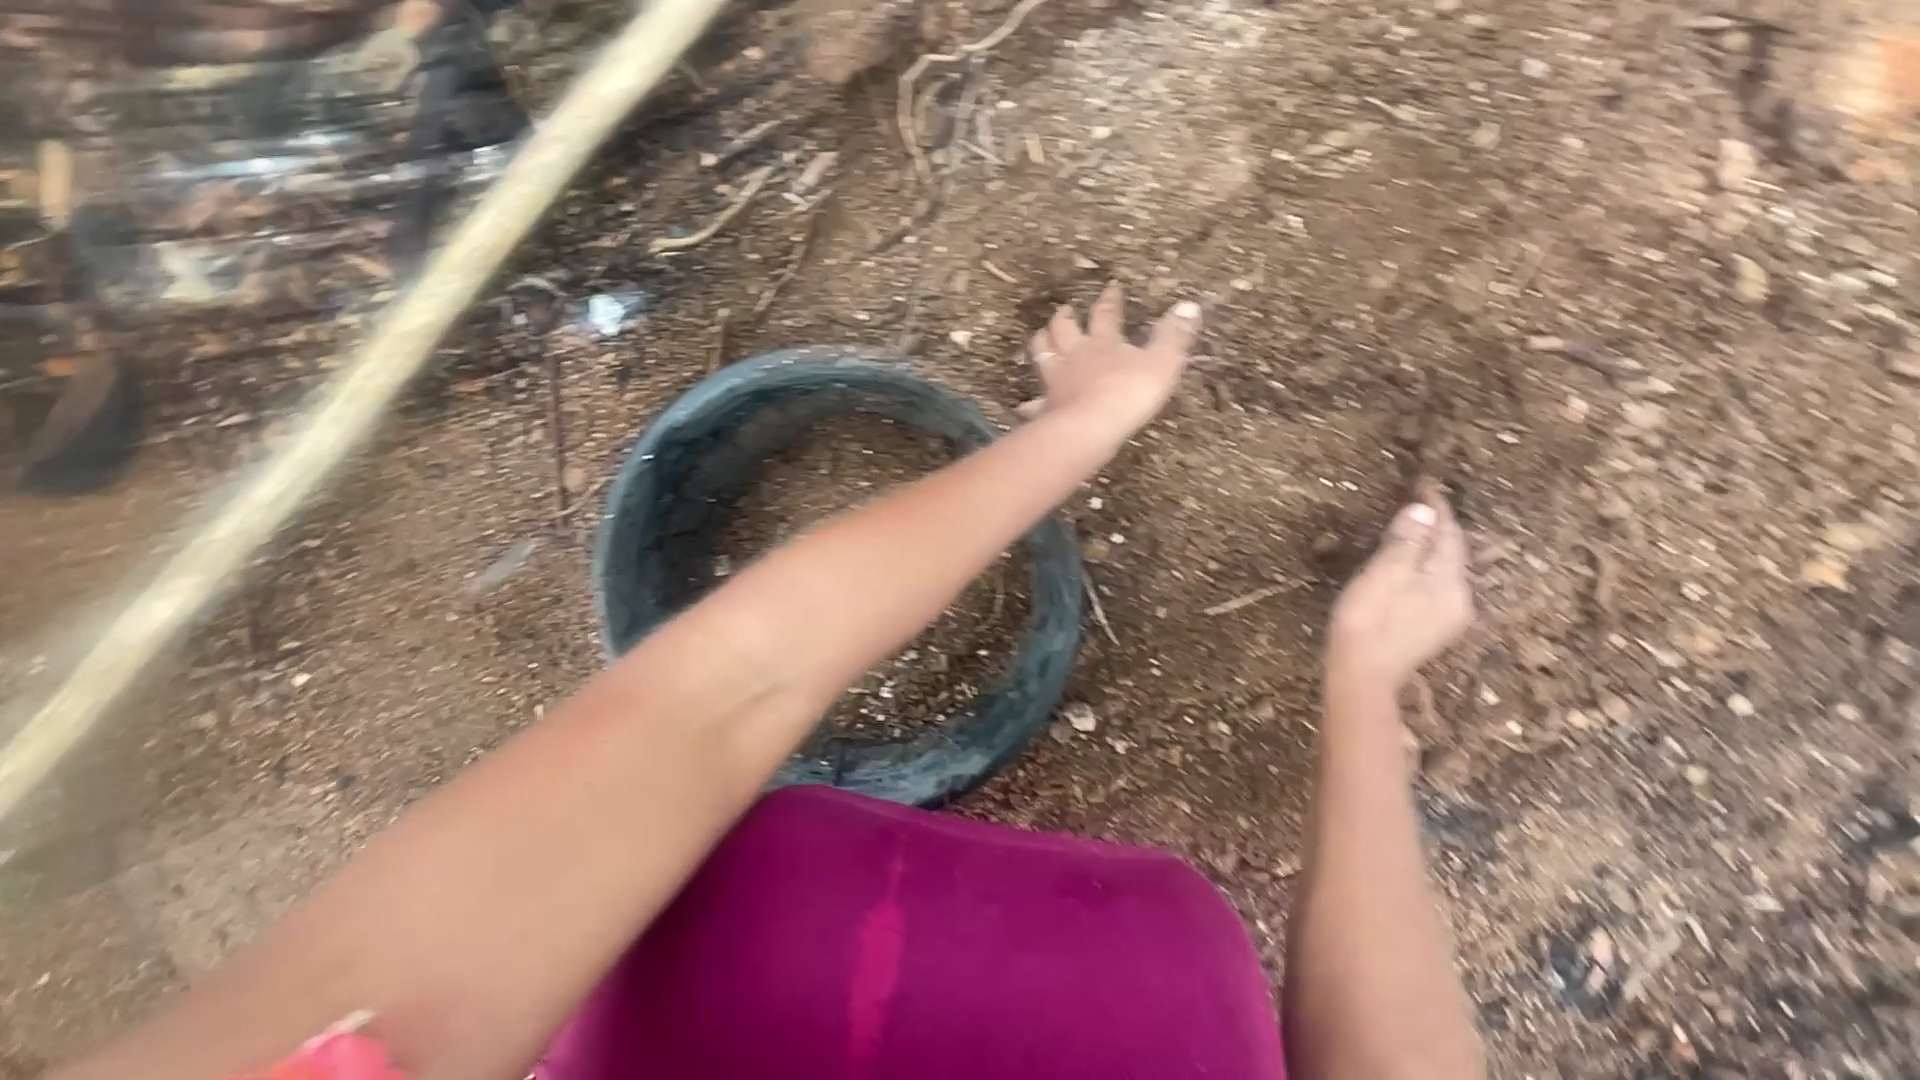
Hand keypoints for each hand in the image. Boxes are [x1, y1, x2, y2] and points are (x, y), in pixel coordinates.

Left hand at [1019, 282, 1199, 440]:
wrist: (1091, 426)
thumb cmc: (1130, 393)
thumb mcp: (1162, 361)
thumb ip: (1174, 335)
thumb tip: (1189, 305)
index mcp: (1103, 342)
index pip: (1106, 313)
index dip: (1109, 299)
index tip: (1111, 285)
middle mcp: (1075, 356)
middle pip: (1064, 329)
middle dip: (1064, 317)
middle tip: (1064, 309)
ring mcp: (1056, 381)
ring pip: (1043, 355)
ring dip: (1042, 344)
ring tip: (1041, 337)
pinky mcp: (1048, 408)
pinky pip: (1035, 405)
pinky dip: (1030, 405)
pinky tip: (1023, 407)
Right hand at [1327, 481, 1473, 691]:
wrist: (1361, 678)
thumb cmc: (1368, 623)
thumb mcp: (1384, 576)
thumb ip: (1406, 543)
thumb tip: (1424, 511)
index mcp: (1450, 583)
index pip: (1449, 533)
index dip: (1436, 506)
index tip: (1424, 482)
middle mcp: (1458, 599)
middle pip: (1451, 552)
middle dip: (1437, 525)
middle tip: (1418, 500)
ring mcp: (1446, 618)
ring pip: (1443, 570)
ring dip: (1430, 546)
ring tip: (1412, 527)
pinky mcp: (1430, 630)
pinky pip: (1433, 586)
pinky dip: (1422, 567)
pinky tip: (1407, 566)